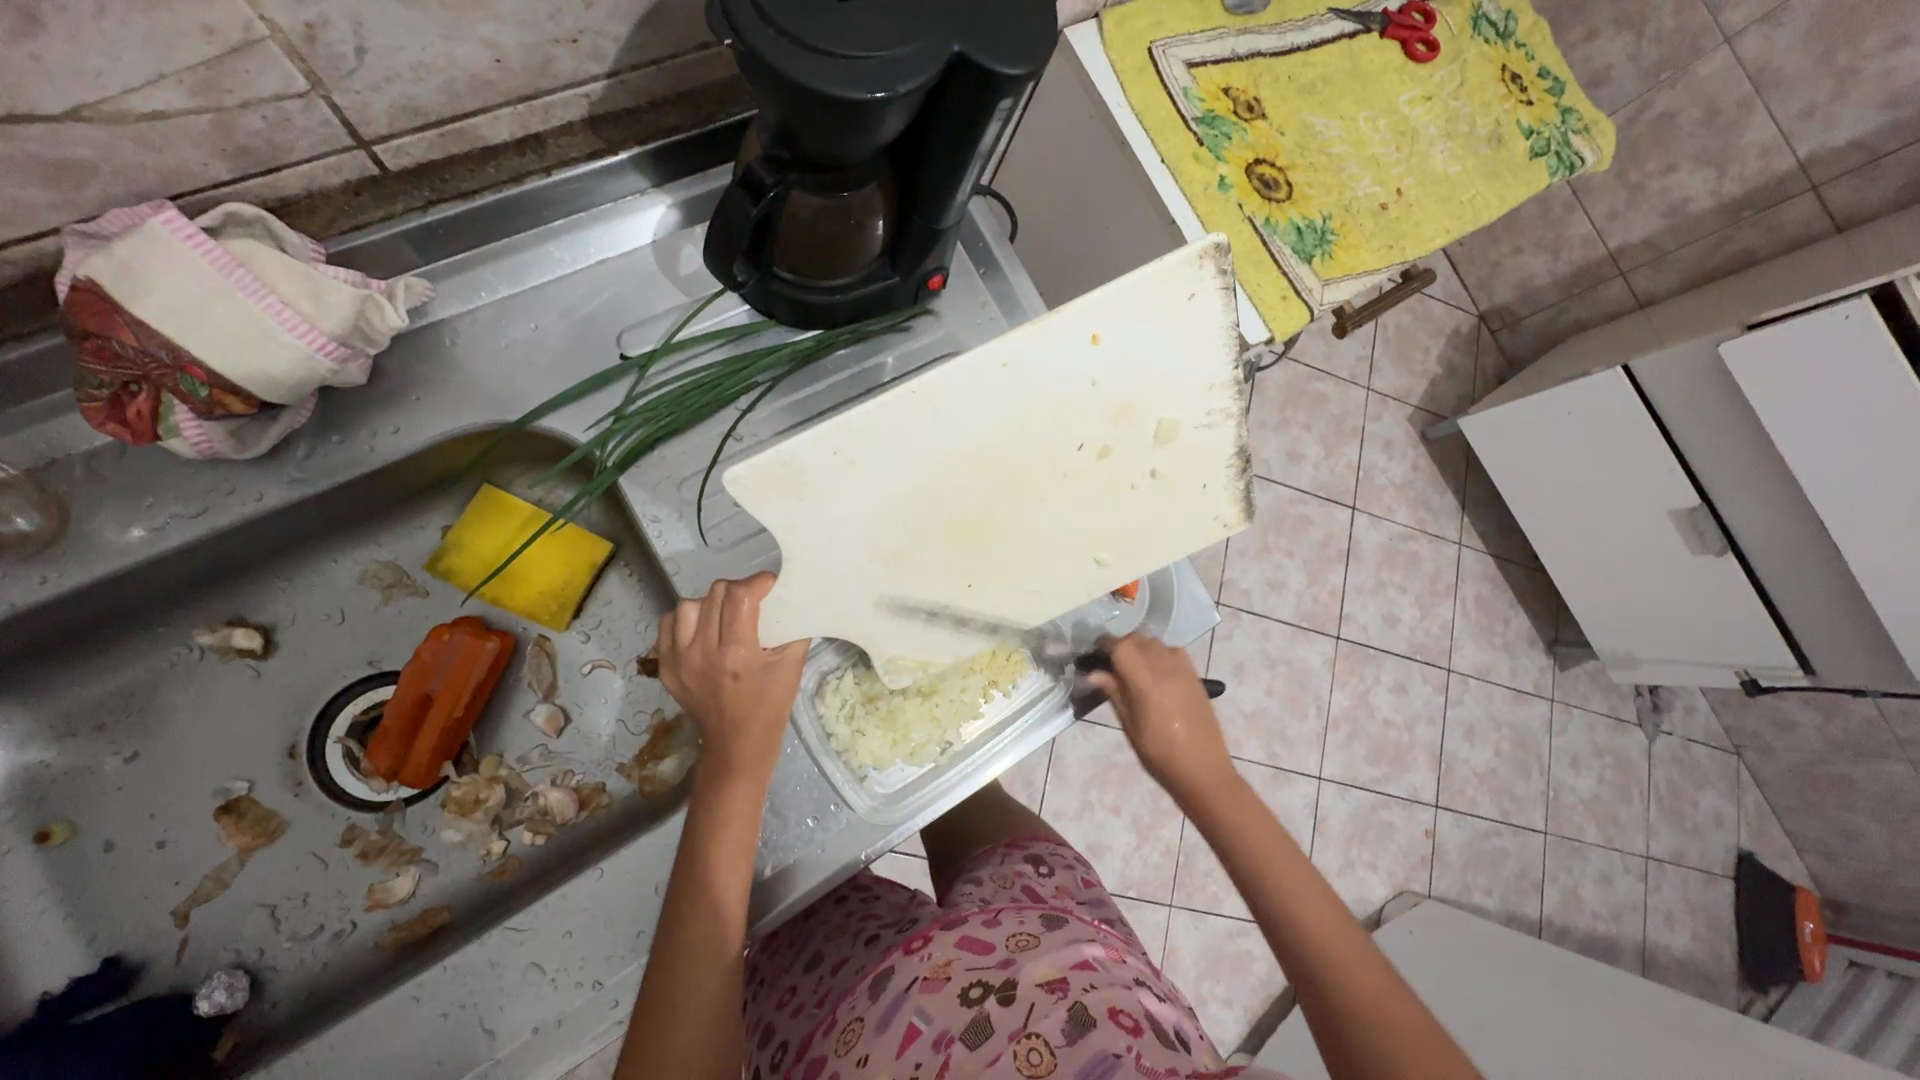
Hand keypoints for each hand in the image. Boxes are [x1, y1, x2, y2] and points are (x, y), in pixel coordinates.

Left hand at [655, 572, 808, 785]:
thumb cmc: (770, 707)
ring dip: (709, 604)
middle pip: (715, 594)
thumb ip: (794, 630)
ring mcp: (679, 660)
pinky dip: (686, 621)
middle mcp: (703, 652)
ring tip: (723, 617)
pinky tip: (702, 630)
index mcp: (737, 653)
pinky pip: (668, 625)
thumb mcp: (792, 667)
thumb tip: (793, 599)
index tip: (769, 585)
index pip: (740, 595)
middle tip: (751, 601)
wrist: (735, 745)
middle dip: (737, 590)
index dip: (757, 581)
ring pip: (688, 605)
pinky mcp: (666, 668)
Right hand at [1084, 634, 1235, 804]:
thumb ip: (1114, 693)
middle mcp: (1166, 668)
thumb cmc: (1159, 755)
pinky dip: (1159, 653)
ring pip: (1155, 643)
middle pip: (1138, 639)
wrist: (1202, 769)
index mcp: (1146, 683)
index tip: (1093, 653)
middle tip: (1109, 664)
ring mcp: (1184, 670)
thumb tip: (1093, 673)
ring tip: (1132, 668)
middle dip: (1121, 645)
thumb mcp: (1130, 726)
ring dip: (1140, 647)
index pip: (1121, 647)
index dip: (1105, 645)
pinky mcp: (1195, 676)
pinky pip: (1173, 652)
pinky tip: (1155, 673)